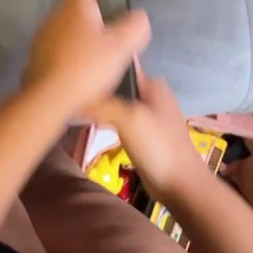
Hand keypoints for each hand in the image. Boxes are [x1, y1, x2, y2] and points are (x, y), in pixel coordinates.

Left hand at [24, 0, 150, 112]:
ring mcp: (42, 37)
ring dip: (79, 41)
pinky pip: (57, 52)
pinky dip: (68, 58)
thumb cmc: (87, 67)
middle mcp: (55, 16)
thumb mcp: (121, 47)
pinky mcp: (36, 58)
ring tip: (96, 61)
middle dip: (92, 21)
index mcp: (75, 7)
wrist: (50, 99)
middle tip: (111, 39)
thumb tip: (139, 17)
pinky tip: (79, 75)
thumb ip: (134, 27)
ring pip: (66, 32)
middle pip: (76, 10)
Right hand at [85, 76, 217, 207]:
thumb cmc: (157, 146)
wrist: (180, 184)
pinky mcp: (144, 135)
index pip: (120, 67)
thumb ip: (102, 104)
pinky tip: (91, 125)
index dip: (98, 70)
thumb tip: (75, 99)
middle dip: (96, 91)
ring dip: (99, 108)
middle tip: (71, 95)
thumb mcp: (128, 118)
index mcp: (152, 84)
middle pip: (116, 86)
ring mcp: (148, 116)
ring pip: (116, 104)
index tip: (74, 76)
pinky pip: (119, 122)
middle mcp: (151, 95)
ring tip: (76, 109)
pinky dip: (106, 122)